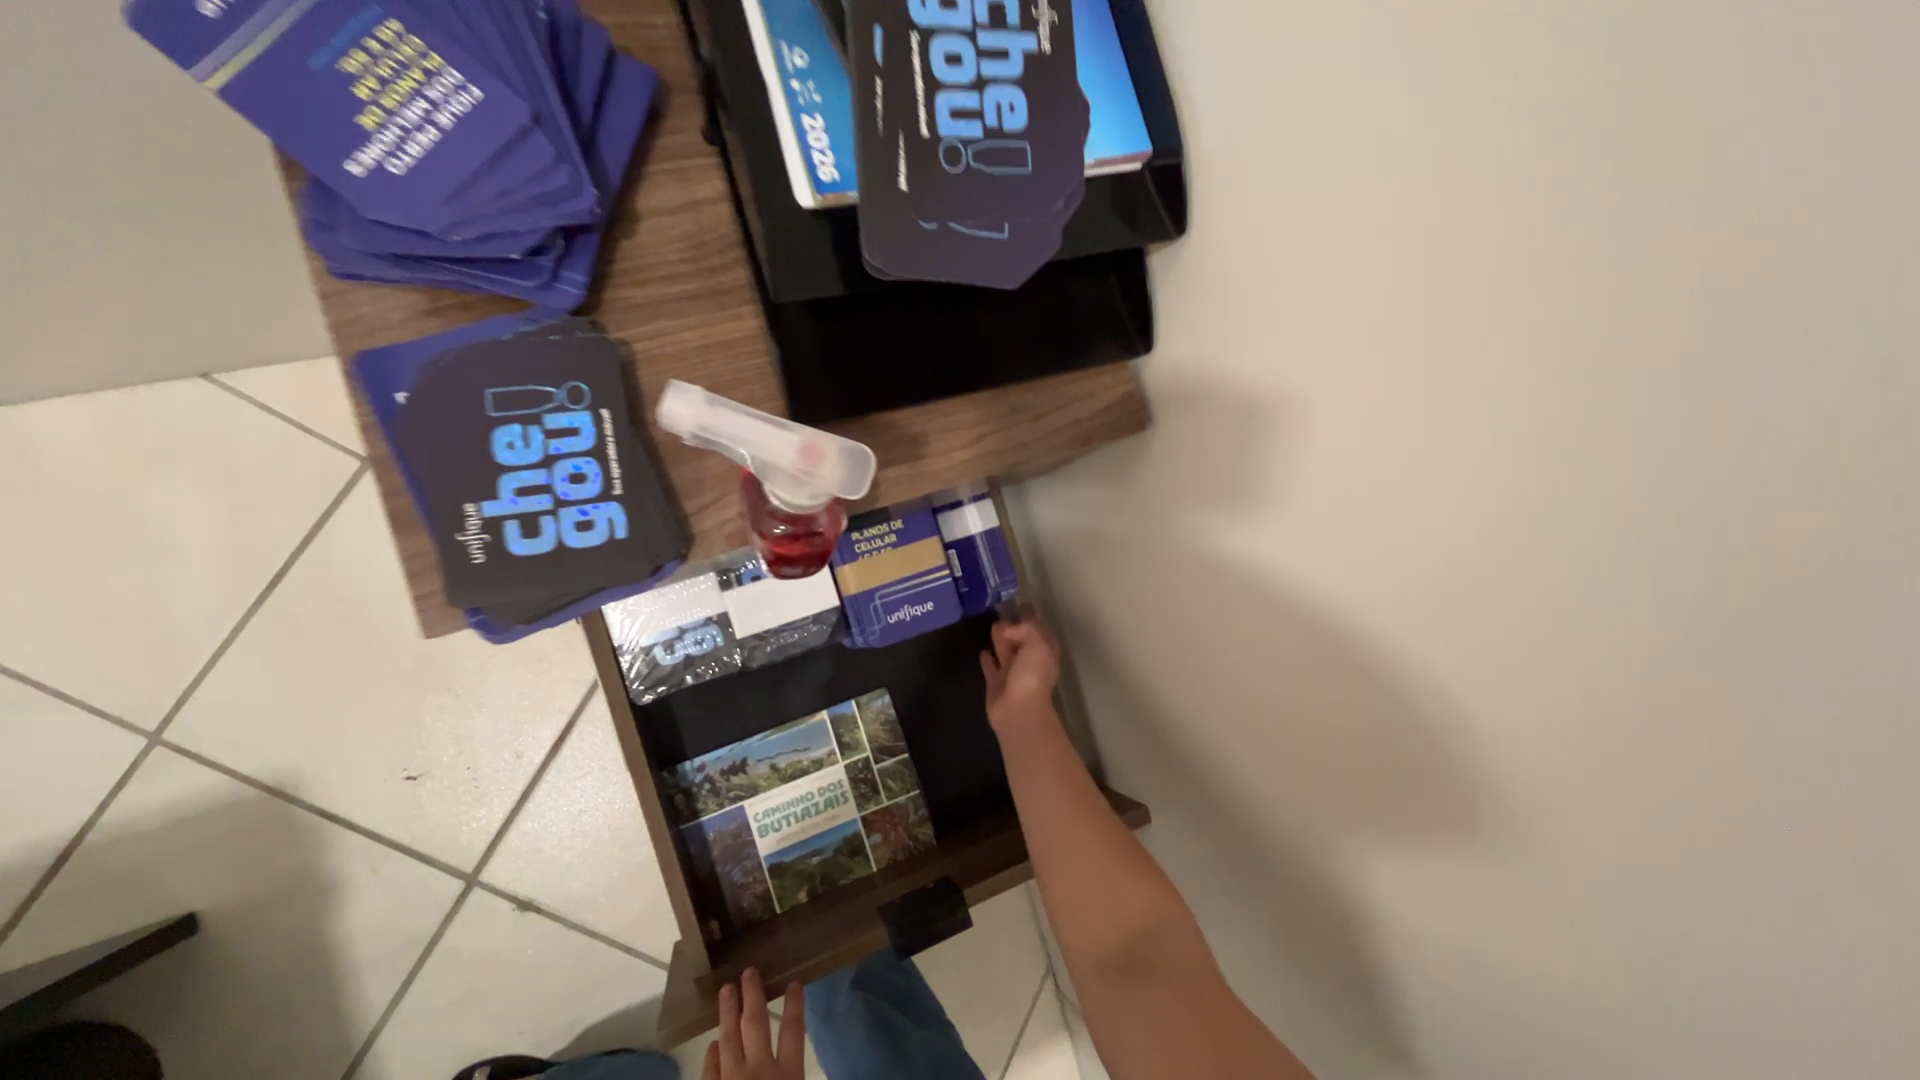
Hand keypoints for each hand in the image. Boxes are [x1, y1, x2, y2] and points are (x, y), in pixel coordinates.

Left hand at [704, 968, 805, 1079]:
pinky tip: (712, 1045)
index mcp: (788, 1074)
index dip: (794, 1006)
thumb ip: (796, 1073)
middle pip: (755, 1026)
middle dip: (753, 996)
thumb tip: (806, 1064)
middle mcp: (759, 1070)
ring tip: (726, 989)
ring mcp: (731, 1079)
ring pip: (729, 1041)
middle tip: (749, 971)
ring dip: (727, 1013)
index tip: (794, 983)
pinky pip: (710, 1071)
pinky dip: (711, 1056)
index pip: (793, 1032)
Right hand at [980, 617, 1061, 734]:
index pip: (1037, 627)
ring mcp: (1013, 672)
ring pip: (1006, 649)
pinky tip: (982, 650)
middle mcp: (1030, 659)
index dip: (1028, 616)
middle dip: (1012, 625)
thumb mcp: (1036, 643)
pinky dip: (987, 659)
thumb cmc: (1031, 675)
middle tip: (999, 610)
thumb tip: (1006, 628)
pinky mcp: (996, 683)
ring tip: (990, 625)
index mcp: (1044, 650)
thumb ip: (1024, 628)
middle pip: (1020, 637)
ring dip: (1000, 638)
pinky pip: (991, 666)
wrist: (1018, 710)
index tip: (1016, 603)